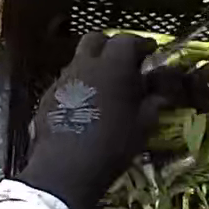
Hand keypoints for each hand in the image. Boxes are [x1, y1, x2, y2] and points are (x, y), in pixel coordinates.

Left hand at [17, 33, 177, 208]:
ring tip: (106, 84)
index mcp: (112, 67)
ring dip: (93, 65)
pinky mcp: (48, 96)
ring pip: (79, 60)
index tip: (150, 50)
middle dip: (111, 45)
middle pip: (96, 39)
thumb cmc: (112, 145)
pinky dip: (80, 84)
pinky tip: (87, 103)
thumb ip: (152, 103)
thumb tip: (160, 93)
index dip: (140, 43)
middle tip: (125, 60)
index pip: (126, 40)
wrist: (66, 168)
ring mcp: (63, 79)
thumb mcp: (142, 126)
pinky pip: (67, 81)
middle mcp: (84, 65)